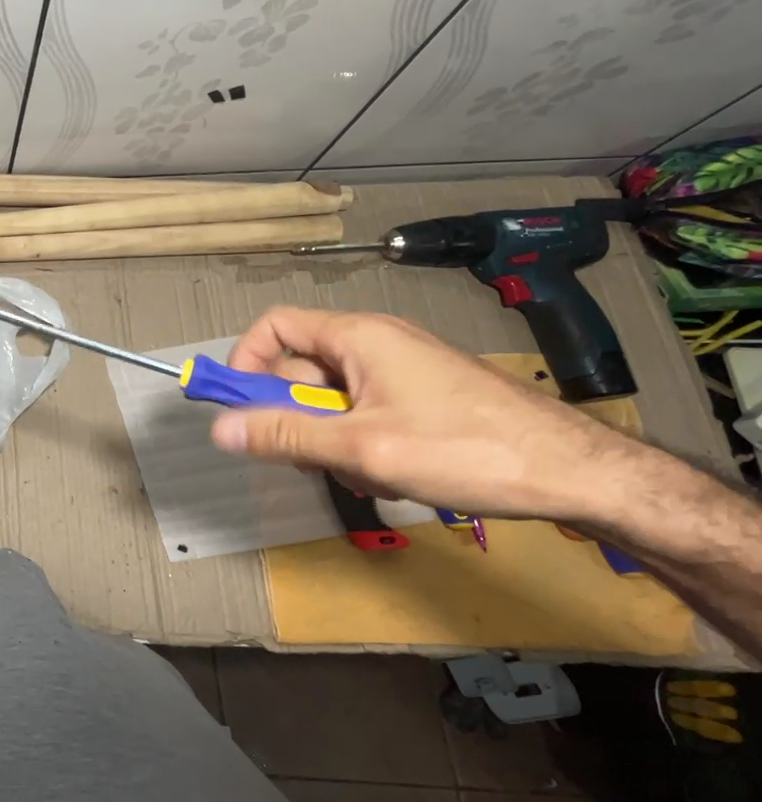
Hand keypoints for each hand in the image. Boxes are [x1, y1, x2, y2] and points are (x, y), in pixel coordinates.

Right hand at [209, 307, 644, 519]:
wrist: (582, 475)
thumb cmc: (468, 451)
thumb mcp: (362, 448)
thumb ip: (284, 436)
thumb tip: (218, 428)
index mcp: (357, 336)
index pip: (273, 326)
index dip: (246, 362)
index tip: (242, 407)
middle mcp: (377, 341)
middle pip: (301, 366)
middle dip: (296, 414)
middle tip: (312, 457)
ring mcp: (404, 368)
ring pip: (334, 396)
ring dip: (332, 437)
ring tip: (366, 472)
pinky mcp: (426, 394)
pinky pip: (367, 409)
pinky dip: (364, 441)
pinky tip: (393, 474)